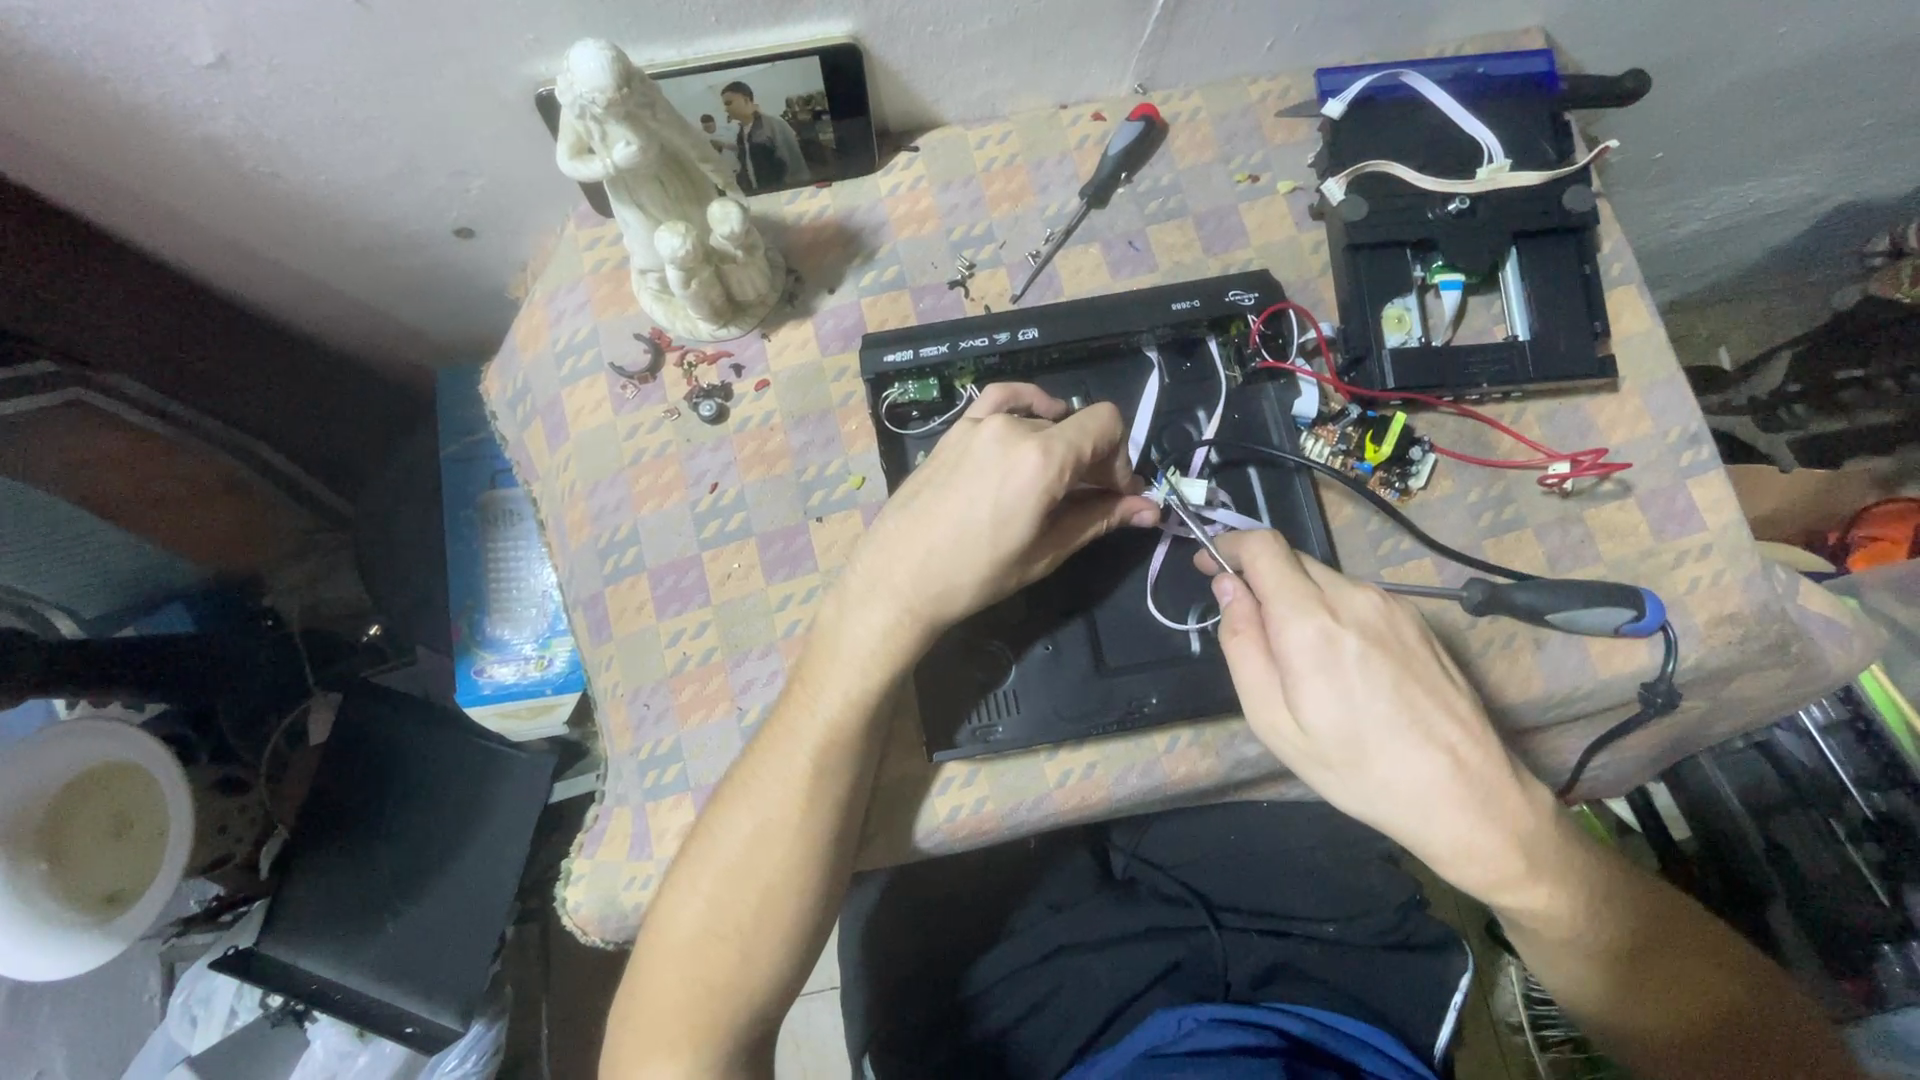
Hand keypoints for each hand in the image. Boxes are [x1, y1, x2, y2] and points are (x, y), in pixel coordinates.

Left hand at [844, 383, 1157, 643]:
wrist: (899, 577)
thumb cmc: (975, 575)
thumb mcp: (1046, 551)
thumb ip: (1100, 519)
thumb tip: (1150, 509)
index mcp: (1043, 458)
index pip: (1107, 424)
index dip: (1121, 459)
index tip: (1115, 495)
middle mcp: (1014, 428)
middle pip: (1076, 425)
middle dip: (1093, 461)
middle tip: (1090, 501)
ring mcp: (979, 424)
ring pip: (1042, 419)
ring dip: (1060, 443)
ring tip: (1054, 480)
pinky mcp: (955, 430)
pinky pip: (1000, 400)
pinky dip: (1025, 407)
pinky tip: (1031, 425)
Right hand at [1195, 529, 1562, 896]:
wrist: (1464, 792)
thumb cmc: (1354, 767)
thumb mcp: (1272, 719)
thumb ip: (1242, 643)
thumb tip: (1227, 587)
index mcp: (1309, 621)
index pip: (1262, 546)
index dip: (1228, 545)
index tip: (1209, 565)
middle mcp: (1353, 597)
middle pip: (1291, 559)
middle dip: (1259, 577)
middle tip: (1248, 624)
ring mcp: (1391, 605)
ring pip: (1324, 579)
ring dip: (1297, 598)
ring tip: (1299, 658)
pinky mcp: (1417, 620)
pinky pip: (1356, 598)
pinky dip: (1332, 612)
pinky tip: (1343, 664)